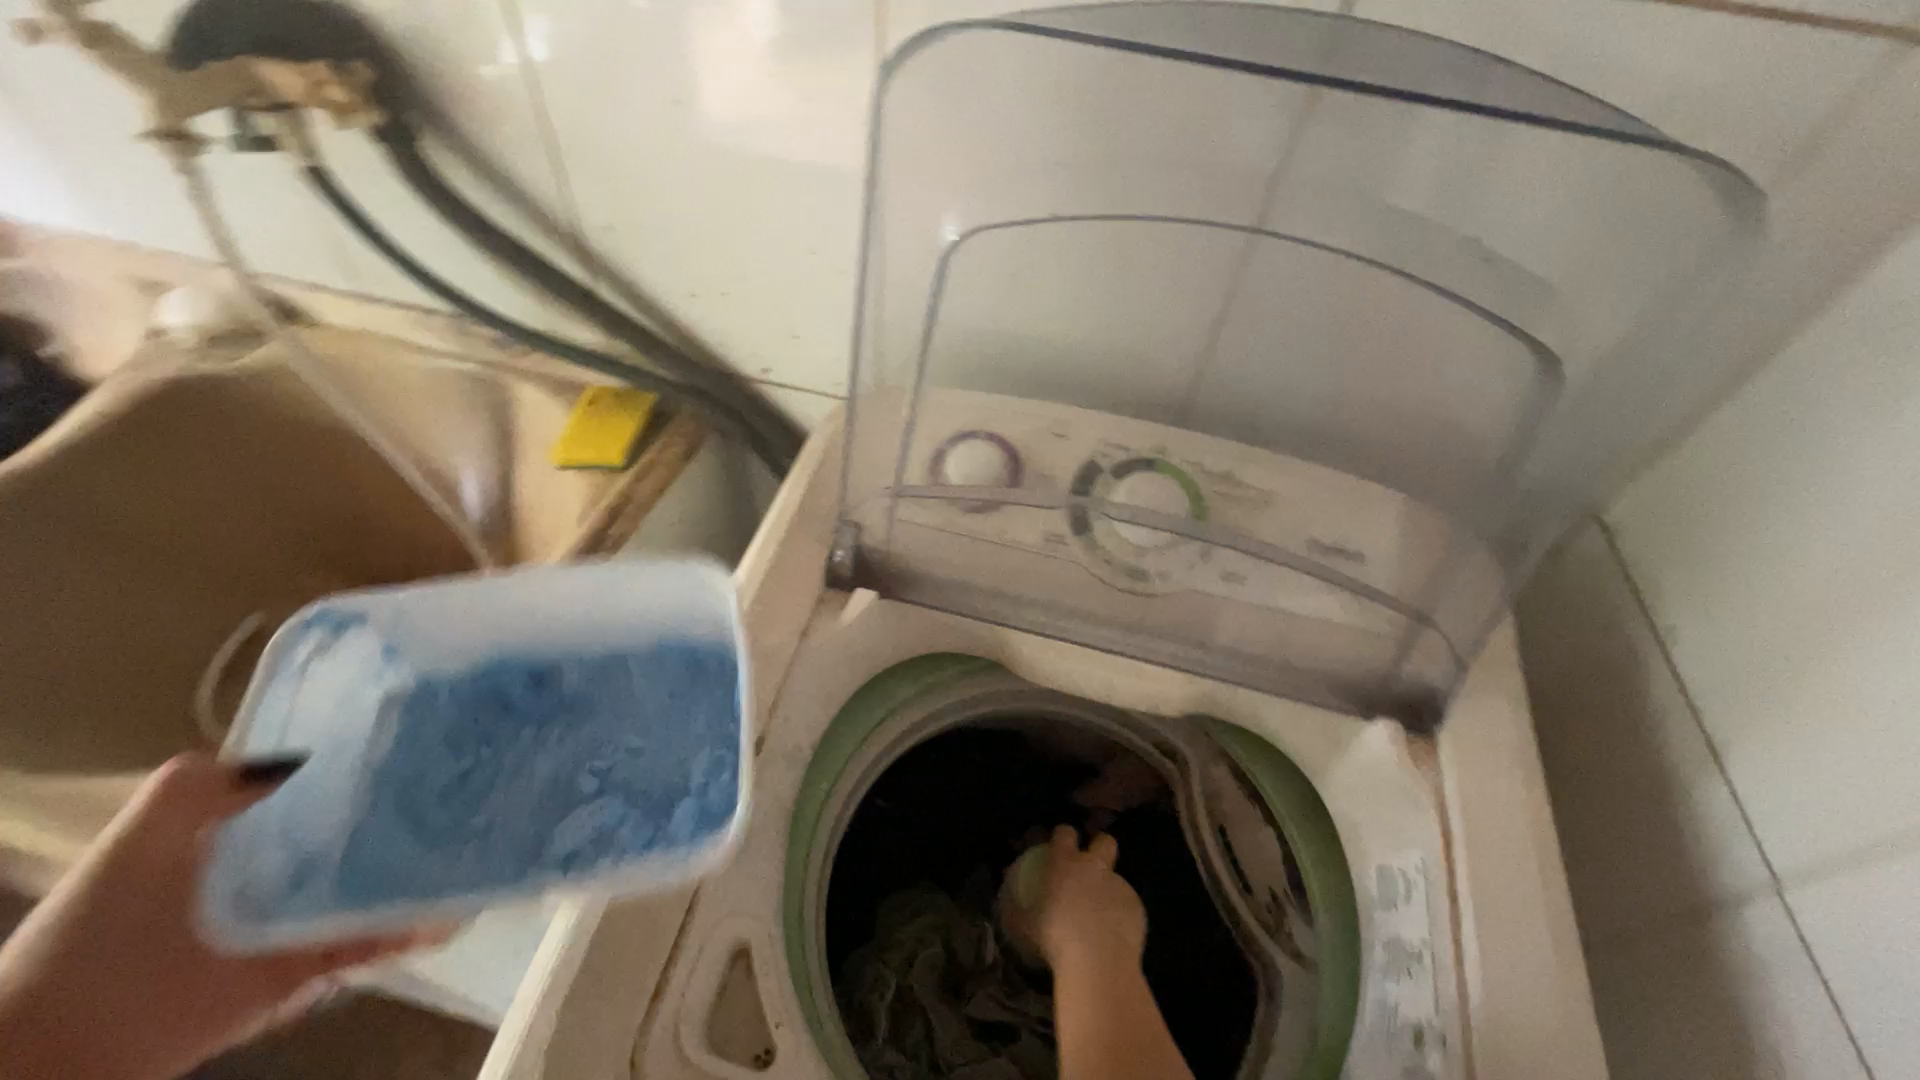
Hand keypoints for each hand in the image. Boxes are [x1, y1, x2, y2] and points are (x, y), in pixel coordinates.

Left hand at [0, 753, 443, 1079]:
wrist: (59, 1050)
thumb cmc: (94, 936)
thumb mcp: (135, 843)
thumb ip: (194, 789)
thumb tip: (295, 754)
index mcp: (236, 836)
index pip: (311, 790)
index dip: (360, 766)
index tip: (415, 742)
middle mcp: (271, 872)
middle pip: (352, 834)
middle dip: (406, 815)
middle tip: (464, 790)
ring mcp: (291, 923)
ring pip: (373, 887)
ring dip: (420, 874)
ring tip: (474, 849)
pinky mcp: (303, 971)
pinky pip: (369, 945)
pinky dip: (410, 932)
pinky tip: (451, 915)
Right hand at [1029, 824, 1147, 969]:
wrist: (1098, 961)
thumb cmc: (1054, 937)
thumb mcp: (1023, 924)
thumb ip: (1016, 907)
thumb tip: (1006, 900)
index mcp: (1065, 863)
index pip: (1065, 833)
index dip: (1063, 835)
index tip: (1060, 845)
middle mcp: (1094, 867)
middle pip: (1104, 841)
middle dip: (1100, 845)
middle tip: (1092, 863)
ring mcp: (1119, 885)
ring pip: (1117, 878)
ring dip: (1109, 889)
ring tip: (1101, 913)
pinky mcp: (1137, 907)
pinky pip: (1127, 905)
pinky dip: (1121, 915)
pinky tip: (1113, 935)